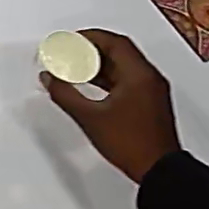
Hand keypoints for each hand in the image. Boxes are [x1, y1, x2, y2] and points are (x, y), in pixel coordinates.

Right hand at [41, 28, 180, 182]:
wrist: (160, 172)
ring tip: (71, 67)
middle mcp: (149, 79)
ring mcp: (150, 91)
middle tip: (67, 51)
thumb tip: (48, 78)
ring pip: (121, 65)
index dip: (88, 37)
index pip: (114, 42)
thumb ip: (65, 94)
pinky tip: (86, 84)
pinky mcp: (148, 103)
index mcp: (139, 75)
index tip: (68, 40)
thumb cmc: (131, 144)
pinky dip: (104, 77)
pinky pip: (124, 79)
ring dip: (96, 64)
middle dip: (89, 49)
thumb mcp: (90, 117)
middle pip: (118, 51)